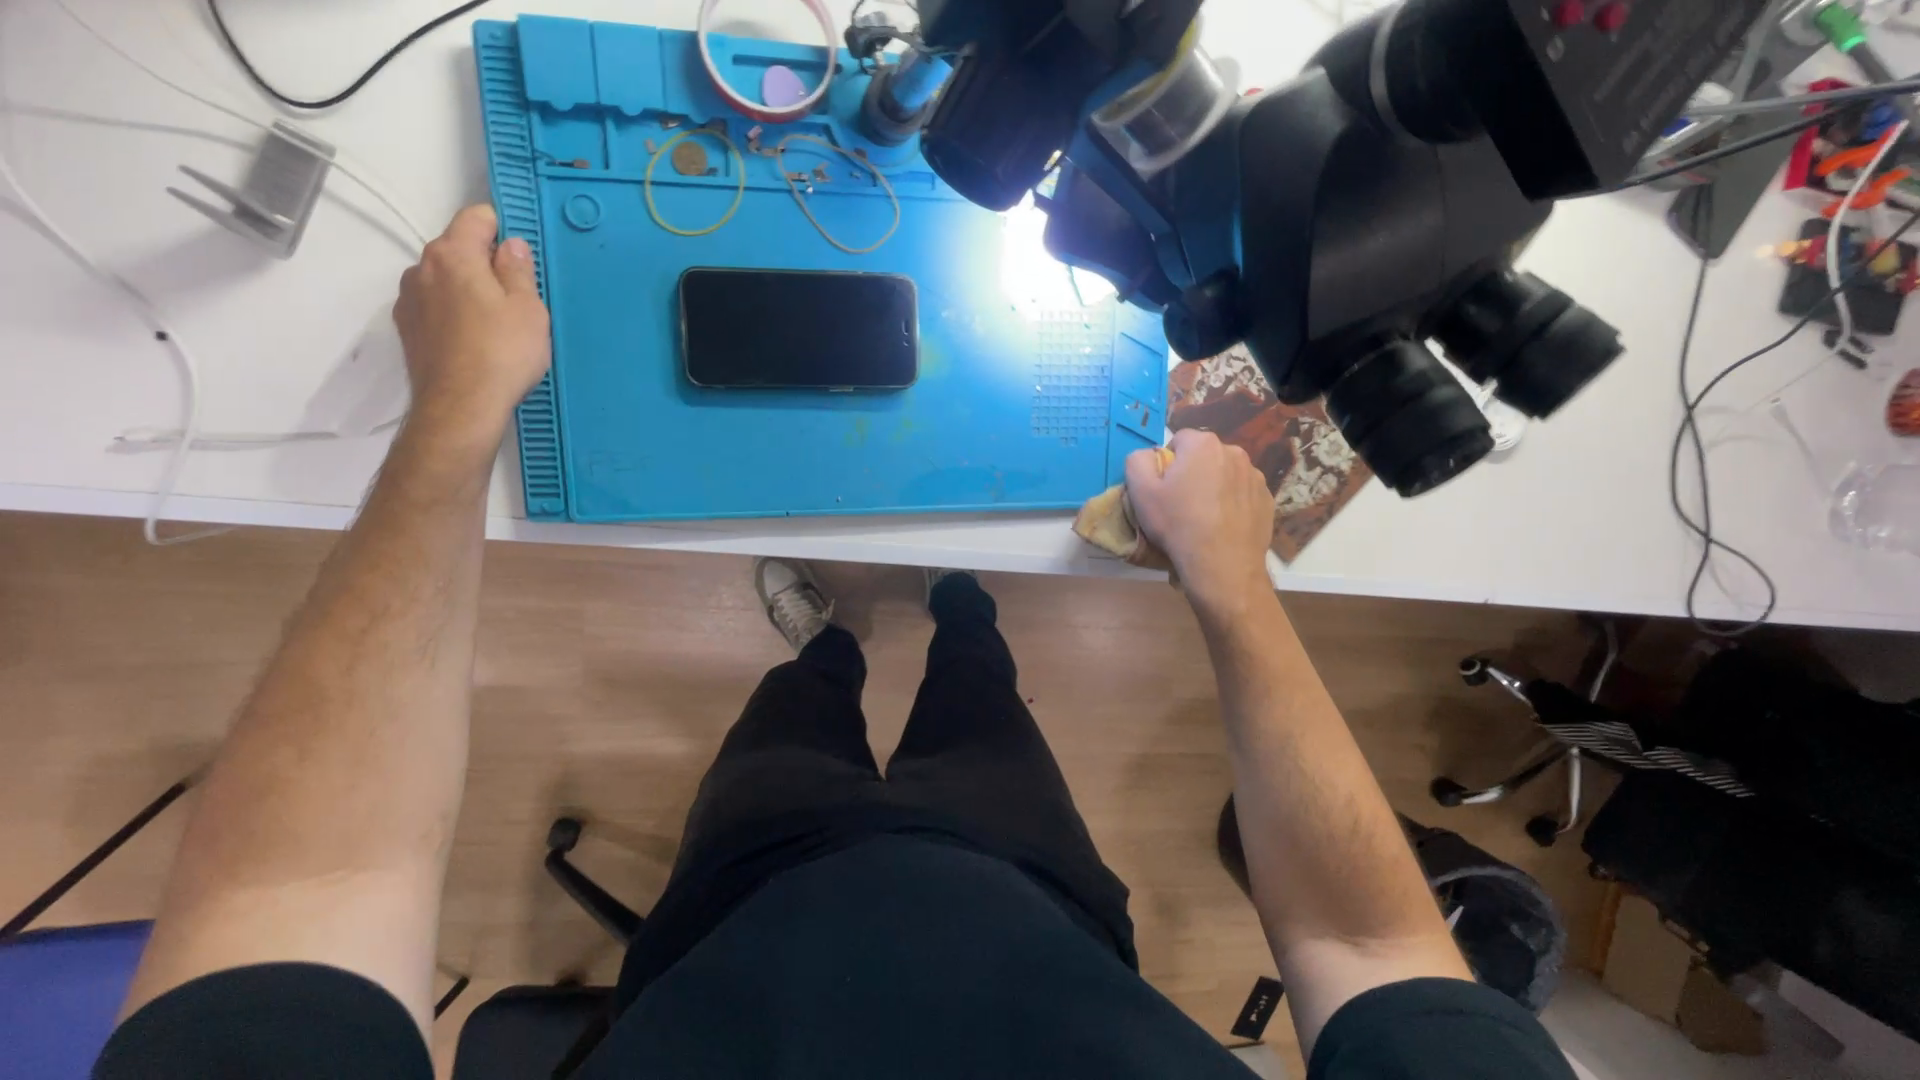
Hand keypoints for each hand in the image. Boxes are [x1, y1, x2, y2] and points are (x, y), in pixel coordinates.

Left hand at [393, 204, 550, 446]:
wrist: (461, 407)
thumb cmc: (503, 353)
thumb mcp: (529, 309)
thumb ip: (519, 270)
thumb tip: (511, 246)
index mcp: (453, 254)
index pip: (476, 217)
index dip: (502, 228)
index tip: (522, 253)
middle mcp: (421, 268)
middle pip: (458, 249)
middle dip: (485, 263)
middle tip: (517, 296)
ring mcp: (409, 299)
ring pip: (445, 280)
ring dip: (468, 290)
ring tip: (495, 324)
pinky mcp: (407, 329)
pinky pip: (435, 307)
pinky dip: (454, 313)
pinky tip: (474, 341)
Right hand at [1125, 429, 1274, 615]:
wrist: (1221, 566)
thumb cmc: (1177, 524)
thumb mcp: (1140, 491)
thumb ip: (1137, 460)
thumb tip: (1147, 455)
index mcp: (1203, 444)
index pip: (1178, 441)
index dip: (1167, 464)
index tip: (1163, 489)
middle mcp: (1234, 452)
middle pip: (1204, 456)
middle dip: (1193, 473)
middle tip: (1181, 504)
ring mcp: (1255, 476)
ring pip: (1225, 475)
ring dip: (1214, 487)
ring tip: (1204, 518)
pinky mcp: (1267, 500)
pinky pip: (1242, 494)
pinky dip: (1233, 504)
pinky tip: (1222, 526)